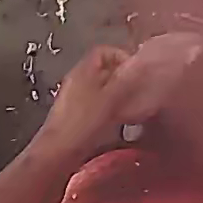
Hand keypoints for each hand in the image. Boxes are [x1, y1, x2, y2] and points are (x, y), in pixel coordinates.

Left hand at [29, 35, 202, 166]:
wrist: (60, 151)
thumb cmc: (86, 121)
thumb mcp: (112, 97)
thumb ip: (128, 80)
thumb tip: (143, 66)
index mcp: (84, 70)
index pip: (104, 51)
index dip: (122, 56)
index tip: (137, 71)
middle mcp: (77, 79)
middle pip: (103, 69)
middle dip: (122, 78)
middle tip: (138, 90)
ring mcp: (73, 98)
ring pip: (100, 88)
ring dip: (116, 95)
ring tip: (131, 107)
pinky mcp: (74, 115)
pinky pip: (95, 105)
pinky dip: (108, 109)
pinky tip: (118, 123)